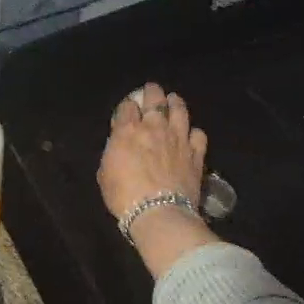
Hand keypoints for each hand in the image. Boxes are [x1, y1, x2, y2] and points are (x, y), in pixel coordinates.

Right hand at [99, 83, 218, 278]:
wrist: (159, 213)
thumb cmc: (124, 196)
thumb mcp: (105, 174)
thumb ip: (113, 153)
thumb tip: (119, 146)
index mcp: (127, 131)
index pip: (127, 106)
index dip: (127, 106)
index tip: (126, 110)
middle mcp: (154, 127)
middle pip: (155, 99)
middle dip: (151, 92)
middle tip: (151, 90)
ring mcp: (178, 138)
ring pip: (180, 110)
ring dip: (175, 103)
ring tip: (173, 101)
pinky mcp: (196, 153)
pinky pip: (198, 134)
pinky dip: (193, 132)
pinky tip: (190, 136)